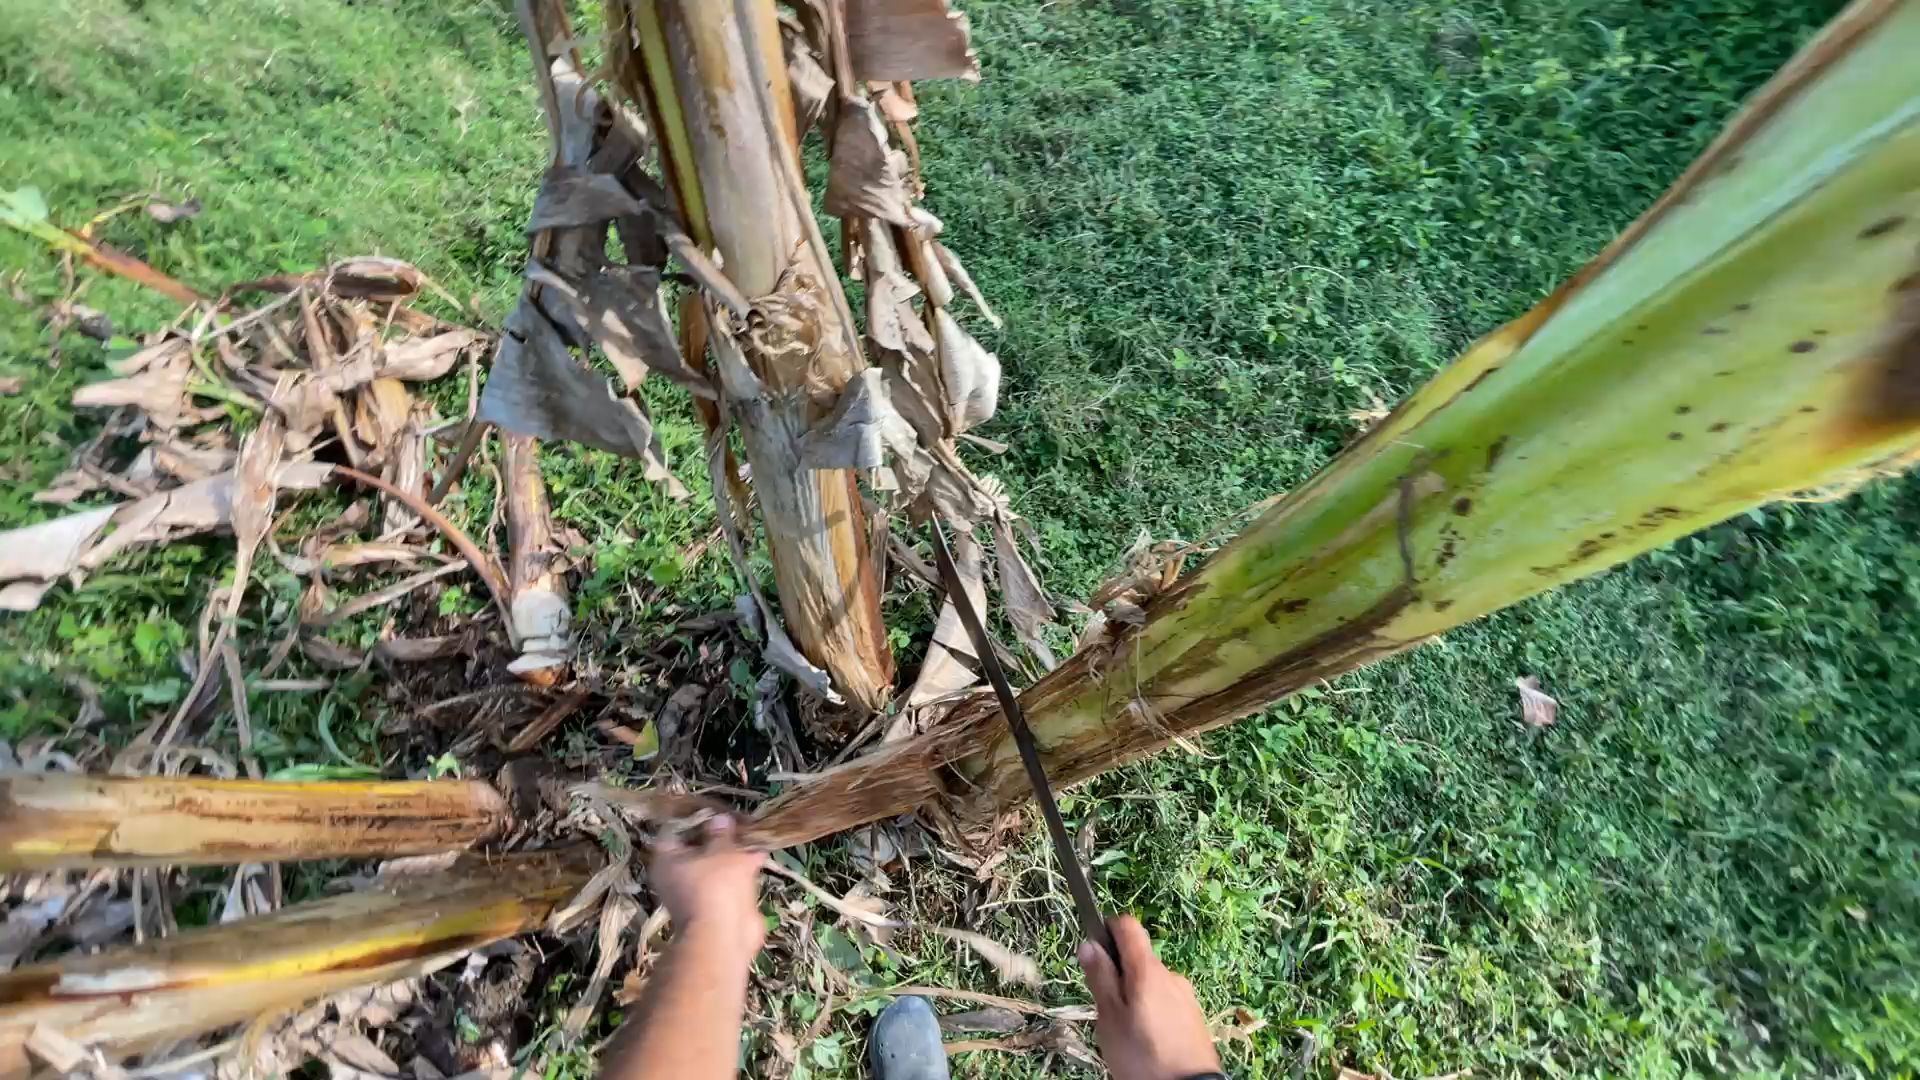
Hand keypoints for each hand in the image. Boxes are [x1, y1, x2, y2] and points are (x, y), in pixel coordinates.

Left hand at [648, 814, 767, 953]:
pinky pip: (727, 879)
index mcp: (667, 860)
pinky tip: (760, 854)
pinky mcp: (716, 904)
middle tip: (738, 819)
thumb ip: (721, 832)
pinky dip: (741, 868)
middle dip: (719, 834)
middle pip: (696, 847)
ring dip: (733, 851)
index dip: (695, 816)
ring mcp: (696, 892)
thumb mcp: (722, 849)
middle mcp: (676, 876)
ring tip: (754, 834)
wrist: (726, 936)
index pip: (674, 830)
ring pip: (714, 864)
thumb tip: (719, 819)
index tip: (715, 808)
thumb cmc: (715, 885)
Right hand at [1078, 916, 1220, 1079]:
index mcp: (1147, 969)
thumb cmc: (1143, 1055)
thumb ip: (1100, 977)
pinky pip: (1167, 1002)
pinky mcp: (1195, 1018)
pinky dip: (1154, 1012)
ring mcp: (1186, 996)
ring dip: (1137, 995)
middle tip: (1109, 1009)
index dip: (1108, 930)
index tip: (1097, 955)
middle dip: (1120, 974)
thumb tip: (1089, 943)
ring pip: (1152, 982)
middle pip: (1138, 957)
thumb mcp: (1110, 1018)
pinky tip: (1150, 1041)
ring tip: (1129, 1032)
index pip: (1128, 925)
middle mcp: (1170, 974)